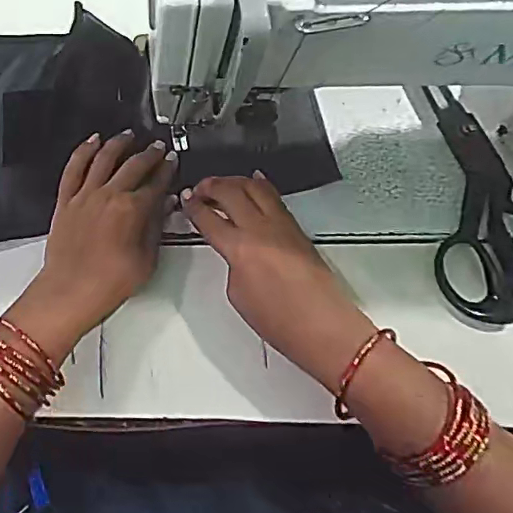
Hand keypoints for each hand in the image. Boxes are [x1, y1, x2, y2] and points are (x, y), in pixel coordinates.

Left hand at [6, 132, 175, 357]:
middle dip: (149, 154)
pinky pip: (74, 168)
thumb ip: (155, 227)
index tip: (171, 162)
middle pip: (133, 165)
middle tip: (157, 148)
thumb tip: (163, 209)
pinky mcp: (66, 201)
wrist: (70, 291)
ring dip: (118, 144)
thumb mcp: (146, 259)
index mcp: (132, 210)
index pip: (155, 182)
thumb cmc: (106, 283)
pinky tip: (91, 143)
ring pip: (103, 158)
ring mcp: (84, 196)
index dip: (166, 170)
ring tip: (128, 137)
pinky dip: (83, 152)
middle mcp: (108, 196)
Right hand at [183, 175, 375, 388]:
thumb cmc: (287, 323)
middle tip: (199, 188)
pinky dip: (260, 186)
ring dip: (234, 181)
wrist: (325, 330)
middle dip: (209, 186)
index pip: (208, 217)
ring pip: (254, 187)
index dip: (192, 205)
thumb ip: (231, 263)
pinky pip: (275, 198)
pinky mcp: (298, 231)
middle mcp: (262, 231)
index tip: (187, 200)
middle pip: (229, 191)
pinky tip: (254, 183)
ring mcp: (283, 227)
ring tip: (223, 183)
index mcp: (240, 248)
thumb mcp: (238, 294)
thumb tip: (232, 249)